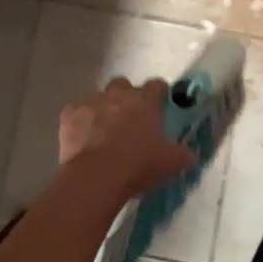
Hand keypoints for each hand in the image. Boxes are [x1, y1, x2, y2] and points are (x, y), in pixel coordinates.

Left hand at [58, 77, 197, 199]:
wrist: (97, 176)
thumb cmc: (138, 165)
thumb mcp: (169, 162)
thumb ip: (182, 155)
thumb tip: (192, 155)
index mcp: (146, 100)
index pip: (157, 85)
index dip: (158, 94)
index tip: (159, 106)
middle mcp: (120, 93)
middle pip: (124, 84)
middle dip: (125, 97)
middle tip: (127, 119)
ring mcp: (93, 101)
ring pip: (98, 97)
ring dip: (101, 109)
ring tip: (102, 131)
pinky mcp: (71, 115)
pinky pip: (74, 112)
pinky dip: (78, 122)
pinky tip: (80, 137)